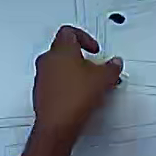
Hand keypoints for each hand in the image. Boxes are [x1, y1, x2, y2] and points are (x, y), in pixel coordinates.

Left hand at [31, 25, 122, 141]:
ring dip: (73, 71)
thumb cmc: (73, 98)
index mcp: (61, 50)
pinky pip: (54, 81)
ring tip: (88, 82)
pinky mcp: (40, 92)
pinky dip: (66, 84)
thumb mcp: (103, 79)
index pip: (69, 31)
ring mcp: (41, 76)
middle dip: (80, 56)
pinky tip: (78, 95)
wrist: (57, 124)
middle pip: (63, 49)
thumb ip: (111, 67)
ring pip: (58, 66)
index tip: (93, 48)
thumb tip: (115, 63)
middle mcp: (47, 60)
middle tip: (93, 65)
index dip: (84, 37)